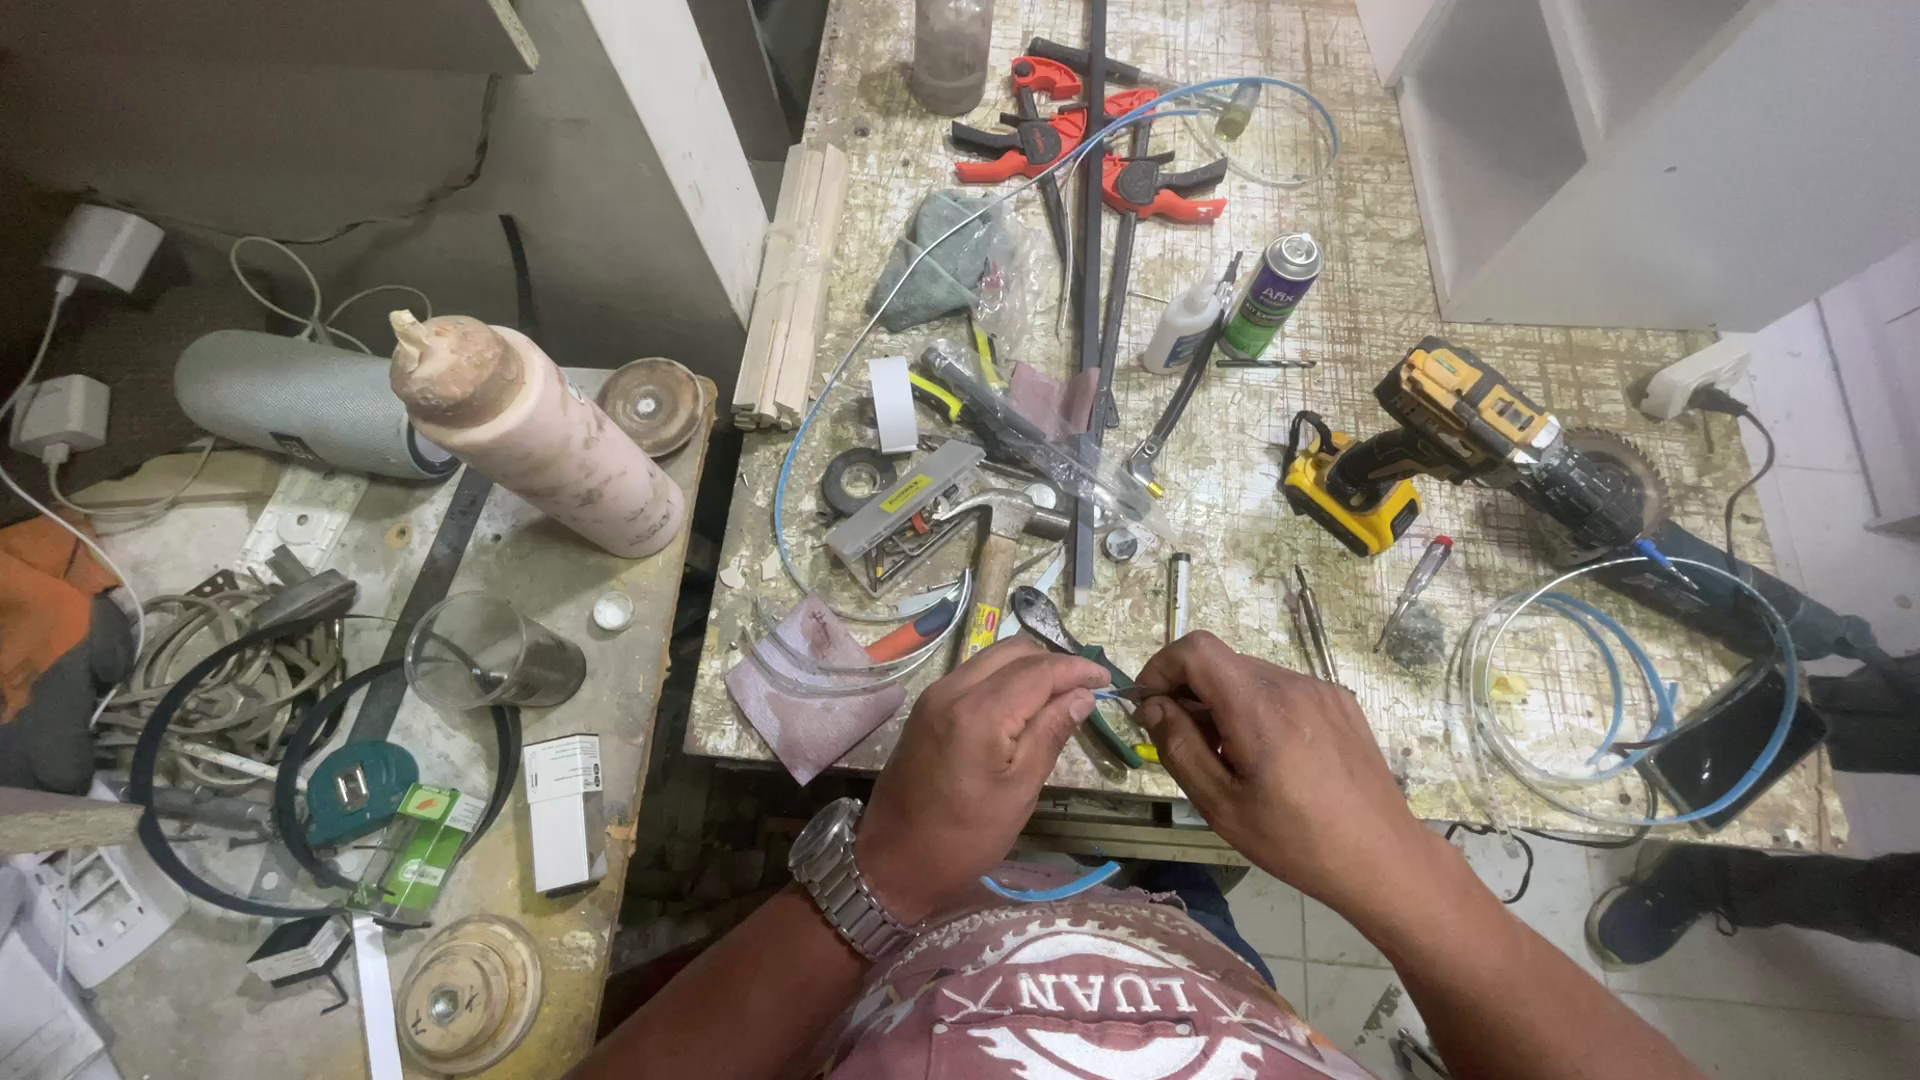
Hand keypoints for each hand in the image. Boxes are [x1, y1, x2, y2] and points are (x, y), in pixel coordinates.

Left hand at [856, 637, 1107, 923]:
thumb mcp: (1019, 791)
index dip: (1076, 669)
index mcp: (979, 712)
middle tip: (1084, 687)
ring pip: (991, 658)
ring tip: (1059, 693)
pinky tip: (1023, 702)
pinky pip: (973, 673)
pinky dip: (1003, 677)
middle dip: (1053, 662)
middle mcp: (953, 689)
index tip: (1106, 678)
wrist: (893, 860)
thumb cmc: (964, 838)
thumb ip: (1050, 733)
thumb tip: (1082, 695)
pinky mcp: (926, 705)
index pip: (1038, 670)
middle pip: (1013, 652)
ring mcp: (935, 694)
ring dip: (1028, 666)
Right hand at [1134, 632, 1434, 915]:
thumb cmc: (1296, 840)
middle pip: (1220, 663)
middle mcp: (1290, 684)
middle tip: (1184, 742)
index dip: (1162, 667)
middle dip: (1189, 692)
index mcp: (1258, 706)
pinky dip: (1256, 707)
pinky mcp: (1338, 701)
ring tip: (1230, 754)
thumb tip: (1153, 706)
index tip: (1150, 706)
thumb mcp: (1220, 804)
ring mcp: (1319, 689)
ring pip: (1248, 675)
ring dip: (1222, 701)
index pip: (1195, 649)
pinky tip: (1270, 754)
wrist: (1385, 860)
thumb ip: (1179, 746)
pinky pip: (1280, 689)